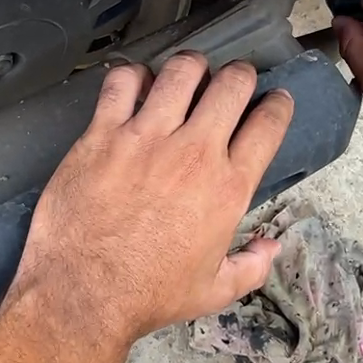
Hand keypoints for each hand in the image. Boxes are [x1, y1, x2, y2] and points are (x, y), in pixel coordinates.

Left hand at [10, 53, 294, 347]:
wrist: (84, 293)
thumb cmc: (149, 295)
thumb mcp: (215, 291)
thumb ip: (252, 266)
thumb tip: (272, 247)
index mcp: (228, 187)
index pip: (268, 124)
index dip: (278, 105)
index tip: (274, 102)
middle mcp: (193, 153)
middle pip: (232, 84)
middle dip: (239, 76)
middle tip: (231, 82)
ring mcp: (146, 138)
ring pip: (182, 71)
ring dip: (191, 67)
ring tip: (188, 74)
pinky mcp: (103, 134)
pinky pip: (122, 82)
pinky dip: (133, 75)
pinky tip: (135, 85)